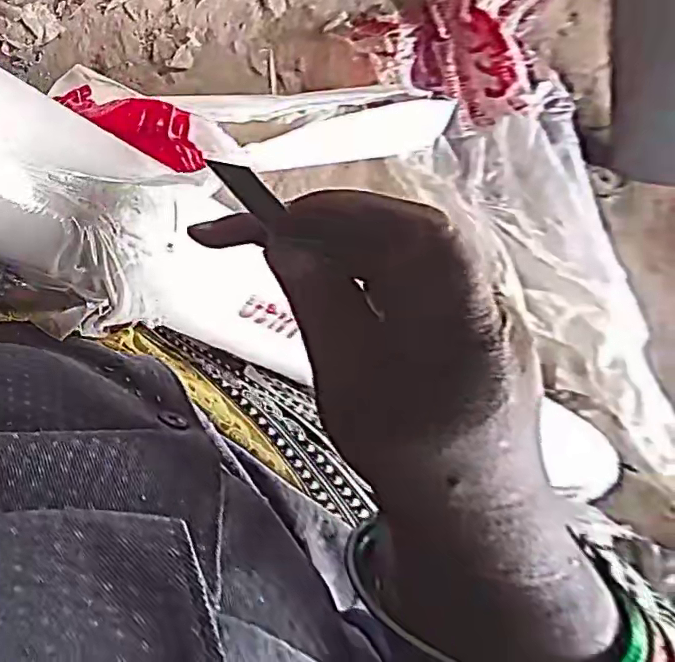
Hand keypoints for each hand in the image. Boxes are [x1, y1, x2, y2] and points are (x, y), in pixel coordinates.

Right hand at [188, 191, 541, 501]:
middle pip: (393, 230)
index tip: (276, 218)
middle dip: (313, 221)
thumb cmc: (406, 446)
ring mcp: (468, 308)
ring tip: (262, 251)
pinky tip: (308, 275)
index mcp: (460, 317)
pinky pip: (391, 269)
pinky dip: (340, 259)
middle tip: (242, 232)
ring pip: (387, 246)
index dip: (344, 209)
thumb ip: (317, 298)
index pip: (421, 230)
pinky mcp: (450, 317)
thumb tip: (281, 242)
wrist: (468, 507)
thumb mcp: (345, 373)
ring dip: (319, 239)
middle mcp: (476, 303)